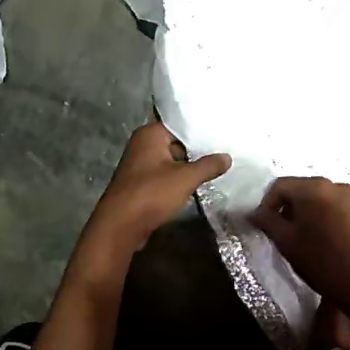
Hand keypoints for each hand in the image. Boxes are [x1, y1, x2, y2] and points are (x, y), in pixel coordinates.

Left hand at [82, 121, 230, 258]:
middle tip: (225, 150)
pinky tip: (197, 183)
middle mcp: (142, 145)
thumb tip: (227, 157)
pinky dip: (178, 179)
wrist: (121, 225)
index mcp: (150, 134)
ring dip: (188, 167)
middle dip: (197, 149)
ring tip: (216, 167)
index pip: (180, 124)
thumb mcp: (185, 178)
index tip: (222, 133)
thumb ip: (208, 165)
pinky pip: (165, 175)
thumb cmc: (152, 194)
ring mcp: (140, 165)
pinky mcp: (141, 183)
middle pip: (176, 143)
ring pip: (171, 161)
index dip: (201, 129)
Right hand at [251, 177, 349, 333]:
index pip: (280, 185)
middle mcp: (335, 185)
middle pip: (300, 189)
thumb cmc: (320, 260)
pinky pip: (334, 206)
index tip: (262, 225)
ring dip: (304, 212)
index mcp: (314, 187)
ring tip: (300, 237)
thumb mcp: (286, 241)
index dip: (266, 203)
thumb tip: (253, 212)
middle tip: (280, 232)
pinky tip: (320, 238)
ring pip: (318, 198)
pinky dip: (322, 216)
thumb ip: (266, 221)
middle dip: (286, 208)